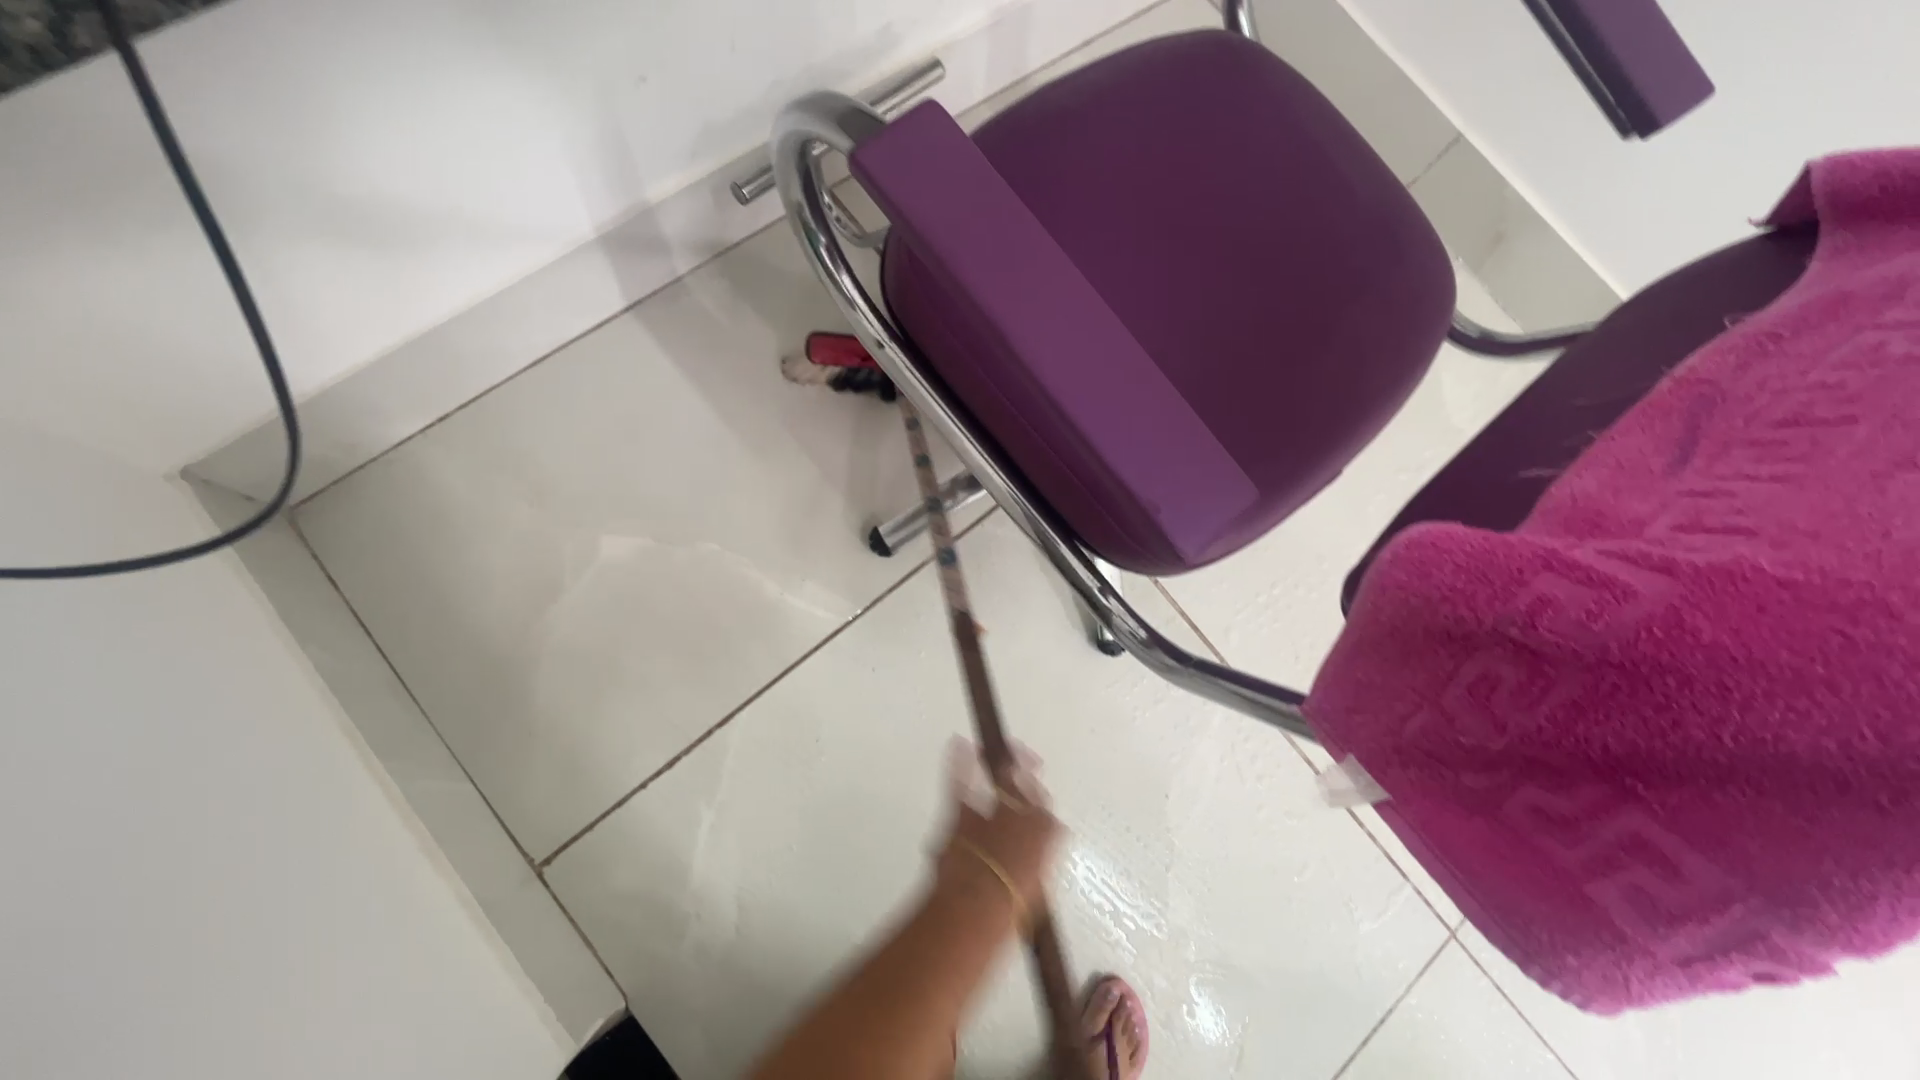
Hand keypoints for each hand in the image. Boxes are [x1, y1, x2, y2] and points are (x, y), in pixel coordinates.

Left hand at [932, 738, 1061, 919]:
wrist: (977, 902)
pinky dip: (958, 761)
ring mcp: (991, 809)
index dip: (1042, 805)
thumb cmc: (1009, 908)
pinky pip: (960, 780)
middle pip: (1028, 789)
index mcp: (1045, 837)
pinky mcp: (962, 812)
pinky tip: (957, 742)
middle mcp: (1022, 816)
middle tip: (1030, 761)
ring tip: (1007, 750)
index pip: (1048, 815)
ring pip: (1001, 778)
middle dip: (1028, 774)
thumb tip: (1034, 865)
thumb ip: (1036, 868)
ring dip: (1004, 763)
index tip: (1039, 799)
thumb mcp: (1033, 891)